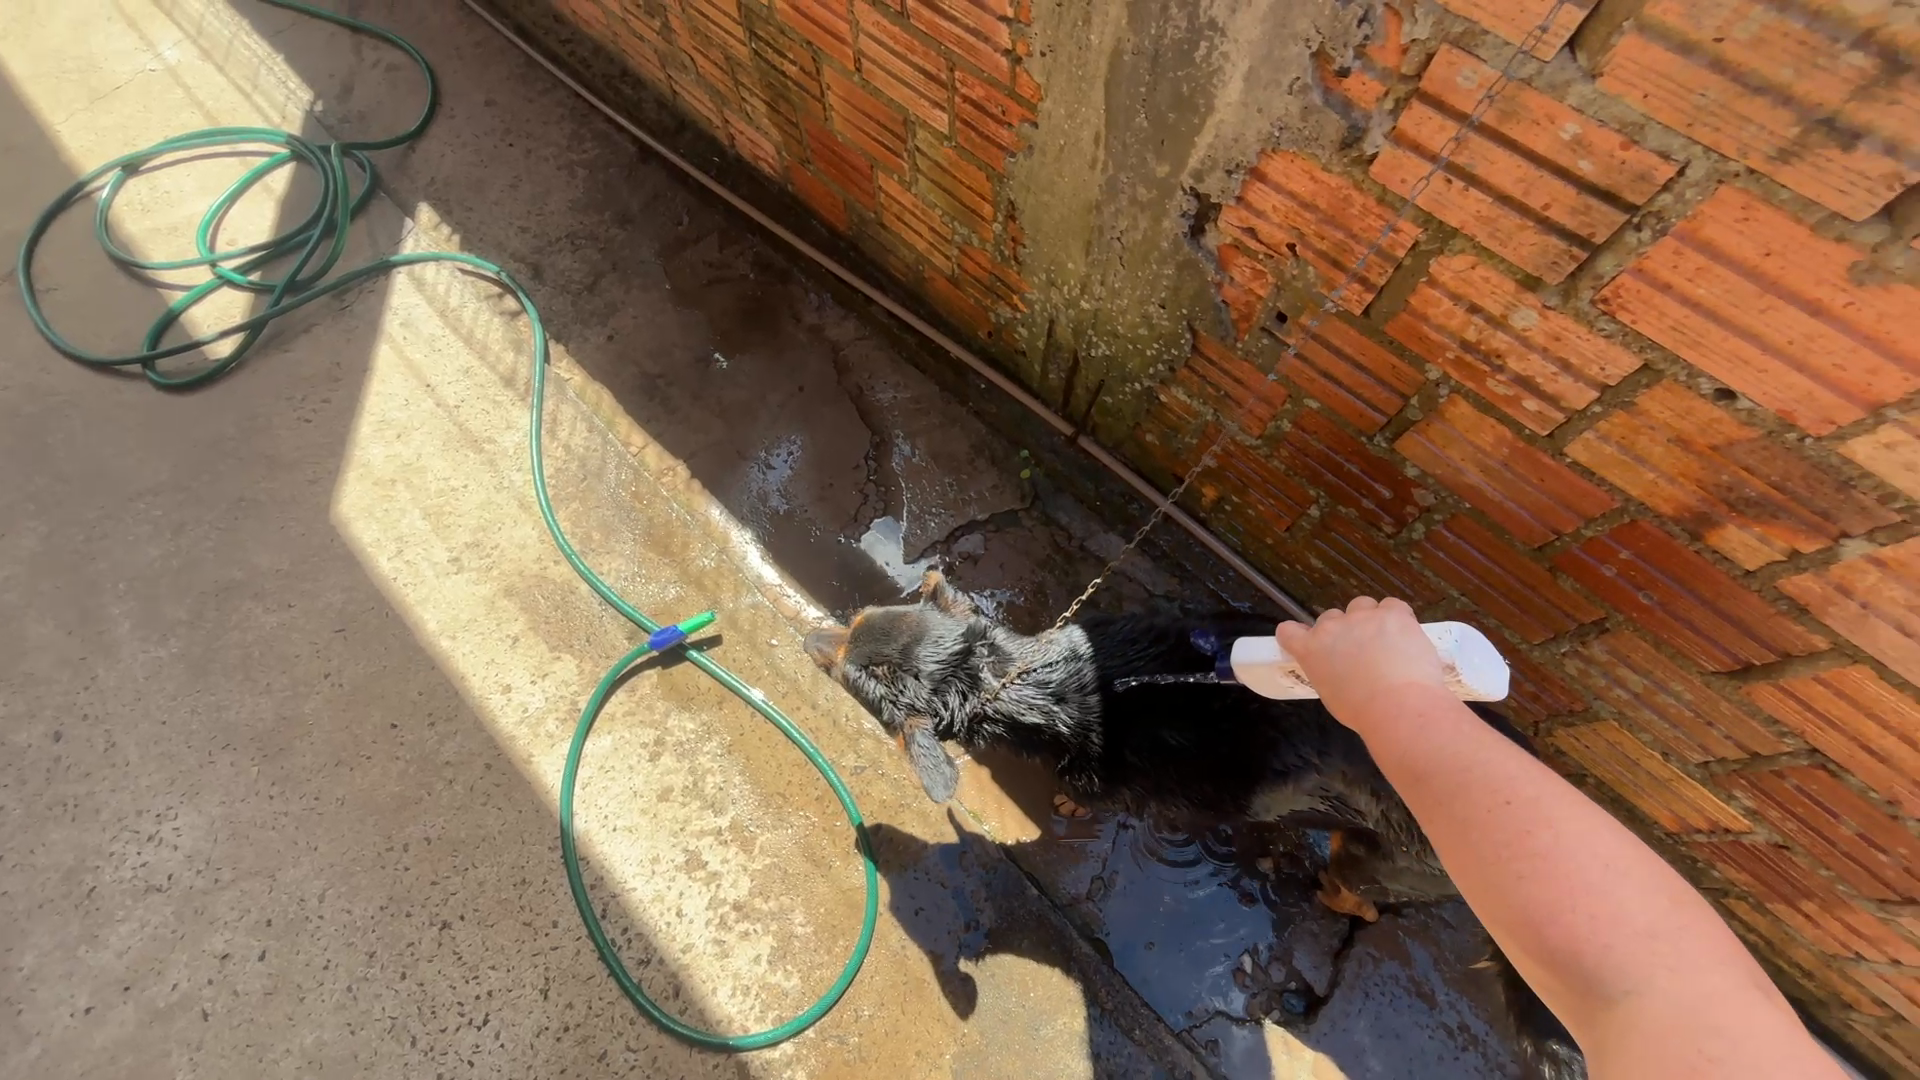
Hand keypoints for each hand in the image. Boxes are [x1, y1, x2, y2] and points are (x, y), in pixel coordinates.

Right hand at [1275, 597, 1445, 731]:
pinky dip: (1398, 617)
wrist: (1400, 707)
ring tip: (1387, 642)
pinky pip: (1392, 606)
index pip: (1289, 630)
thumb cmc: (1363, 711)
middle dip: (1343, 631)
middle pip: (1331, 617)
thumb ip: (1327, 672)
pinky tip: (1406, 636)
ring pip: (1362, 606)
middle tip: (1361, 651)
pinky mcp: (1392, 614)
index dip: (1301, 634)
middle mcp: (1331, 628)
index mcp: (1310, 649)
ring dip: (1369, 619)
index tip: (1312, 641)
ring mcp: (1361, 617)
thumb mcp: (1331, 694)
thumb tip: (1340, 671)